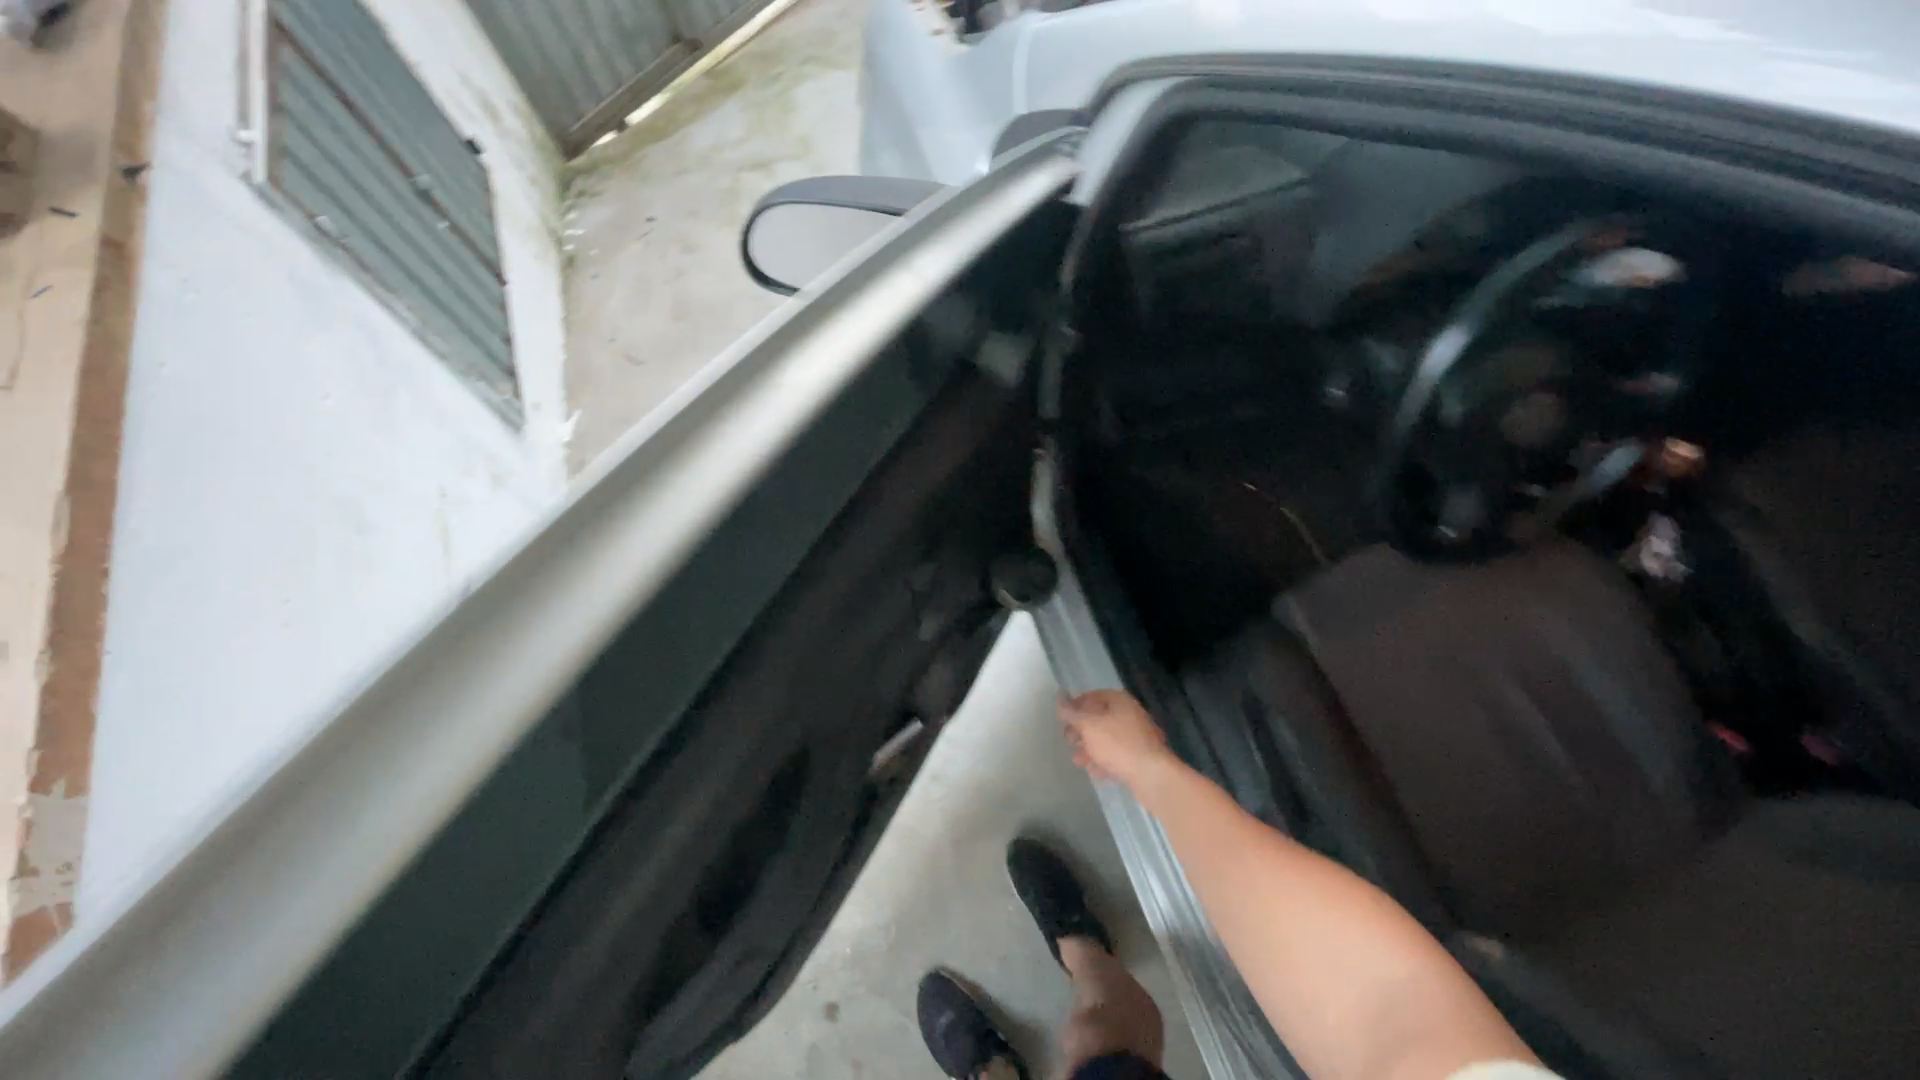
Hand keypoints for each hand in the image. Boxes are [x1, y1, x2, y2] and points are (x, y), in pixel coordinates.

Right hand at [1058, 689, 1174, 788]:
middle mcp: (1129, 714)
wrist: (1151, 775)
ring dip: (1090, 749)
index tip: (1062, 722)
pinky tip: (1096, 772)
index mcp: (1119, 701)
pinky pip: (1117, 755)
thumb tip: (1059, 696)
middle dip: (1081, 731)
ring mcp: (1136, 736)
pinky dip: (1105, 762)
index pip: (1091, 696)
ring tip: (1079, 762)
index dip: (1074, 707)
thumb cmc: (1117, 744)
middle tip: (1070, 742)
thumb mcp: (1088, 725)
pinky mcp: (1140, 757)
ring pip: (1106, 739)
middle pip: (1099, 718)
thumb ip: (1071, 712)